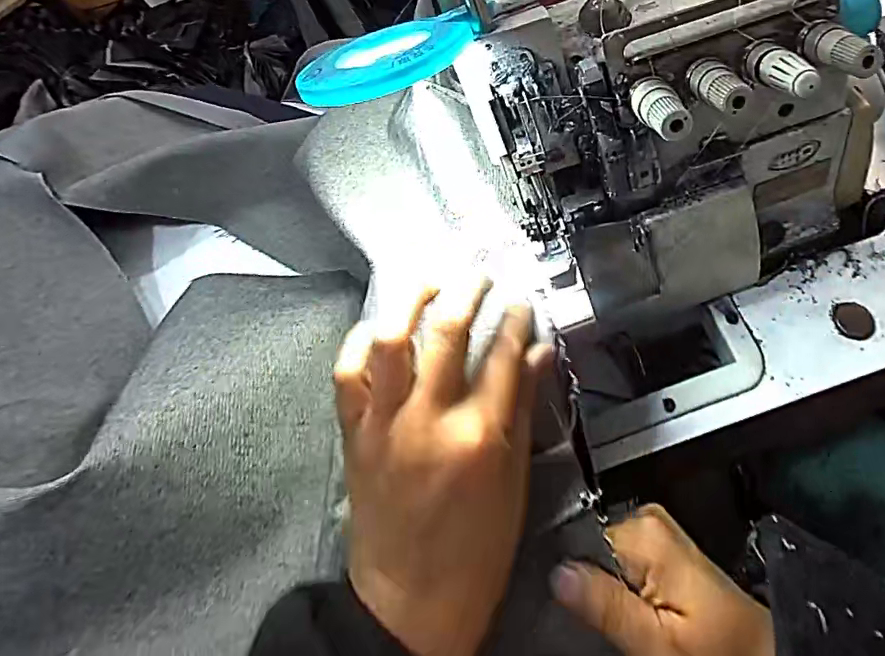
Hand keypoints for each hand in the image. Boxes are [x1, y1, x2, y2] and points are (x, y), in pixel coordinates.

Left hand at [334, 280, 552, 655]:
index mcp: (479, 434)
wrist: (407, 605)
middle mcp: (429, 420)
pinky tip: (377, 328)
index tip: (520, 303)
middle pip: (447, 334)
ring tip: (429, 284)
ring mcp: (385, 426)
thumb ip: (523, 405)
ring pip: (389, 343)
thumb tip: (538, 353)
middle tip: (481, 279)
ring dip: (410, 303)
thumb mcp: (514, 477)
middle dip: (468, 294)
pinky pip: (347, 378)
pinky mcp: (354, 438)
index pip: (501, 354)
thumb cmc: (476, 547)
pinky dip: (359, 345)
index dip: (514, 319)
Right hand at [551, 504, 775, 655]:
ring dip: (606, 589)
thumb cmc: (716, 645)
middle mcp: (649, 519)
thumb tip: (560, 574)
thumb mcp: (655, 640)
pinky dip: (621, 586)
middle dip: (593, 586)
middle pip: (592, 550)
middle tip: (620, 622)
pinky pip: (621, 560)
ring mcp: (655, 529)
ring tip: (633, 617)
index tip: (586, 611)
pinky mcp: (659, 543)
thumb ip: (607, 604)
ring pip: (604, 558)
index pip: (581, 543)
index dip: (575, 580)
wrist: (754, 645)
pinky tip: (636, 608)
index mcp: (645, 530)